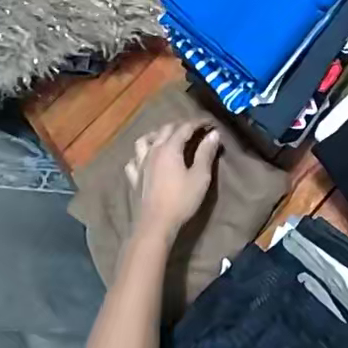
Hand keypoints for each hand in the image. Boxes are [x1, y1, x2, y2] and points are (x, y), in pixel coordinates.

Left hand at [126, 120, 217, 239]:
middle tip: (195, 128)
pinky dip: (142, 154)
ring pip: (144, 140)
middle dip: (181, 125)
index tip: (211, 123)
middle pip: (164, 130)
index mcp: (170, 149)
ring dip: (157, 135)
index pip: (184, 128)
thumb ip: (206, 153)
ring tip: (168, 138)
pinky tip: (148, 159)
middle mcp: (153, 152)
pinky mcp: (134, 178)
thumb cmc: (182, 199)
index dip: (198, 123)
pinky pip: (134, 159)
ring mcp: (140, 165)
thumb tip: (213, 134)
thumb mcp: (200, 176)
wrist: (156, 224)